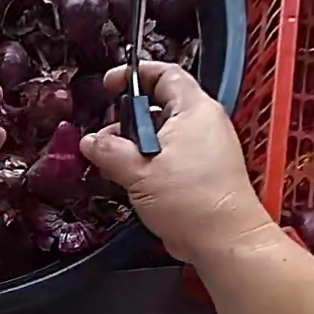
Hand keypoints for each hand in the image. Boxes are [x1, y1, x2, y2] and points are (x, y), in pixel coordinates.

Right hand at [80, 62, 277, 265]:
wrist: (223, 240)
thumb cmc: (193, 201)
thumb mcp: (139, 171)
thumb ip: (109, 152)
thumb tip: (90, 142)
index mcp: (194, 109)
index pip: (164, 73)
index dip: (134, 74)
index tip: (110, 84)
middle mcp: (203, 124)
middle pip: (159, 107)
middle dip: (127, 122)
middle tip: (105, 138)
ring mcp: (205, 149)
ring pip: (162, 136)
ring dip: (135, 148)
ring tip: (114, 165)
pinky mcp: (202, 174)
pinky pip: (170, 158)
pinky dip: (149, 165)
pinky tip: (132, 182)